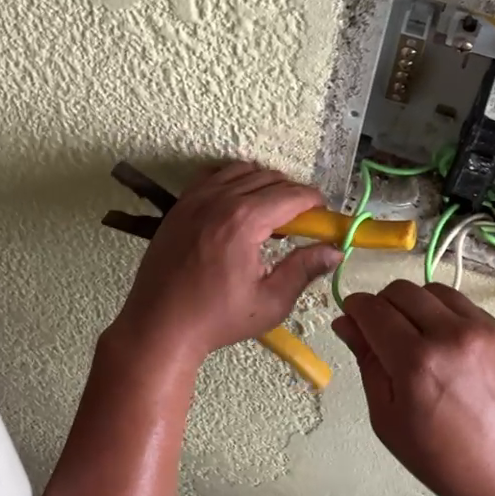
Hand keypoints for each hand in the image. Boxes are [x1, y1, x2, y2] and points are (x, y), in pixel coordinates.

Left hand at [114, 162, 342, 365]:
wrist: (160, 325)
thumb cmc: (216, 319)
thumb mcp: (270, 301)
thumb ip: (304, 270)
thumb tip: (334, 251)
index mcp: (244, 221)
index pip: (291, 195)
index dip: (314, 202)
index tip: (323, 216)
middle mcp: (219, 200)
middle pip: (269, 178)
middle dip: (292, 194)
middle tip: (301, 222)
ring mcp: (196, 198)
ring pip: (242, 170)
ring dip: (263, 184)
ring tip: (271, 214)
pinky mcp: (180, 205)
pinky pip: (213, 176)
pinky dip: (232, 180)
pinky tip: (238, 204)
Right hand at [332, 279, 494, 495]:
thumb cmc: (439, 458)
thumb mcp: (387, 417)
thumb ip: (366, 361)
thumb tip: (345, 322)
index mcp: (416, 363)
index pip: (373, 310)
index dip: (355, 308)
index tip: (352, 315)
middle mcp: (450, 336)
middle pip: (402, 290)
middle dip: (383, 303)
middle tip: (383, 329)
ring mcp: (484, 330)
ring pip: (434, 290)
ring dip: (416, 305)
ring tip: (418, 335)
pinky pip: (465, 306)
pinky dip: (447, 317)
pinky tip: (448, 346)